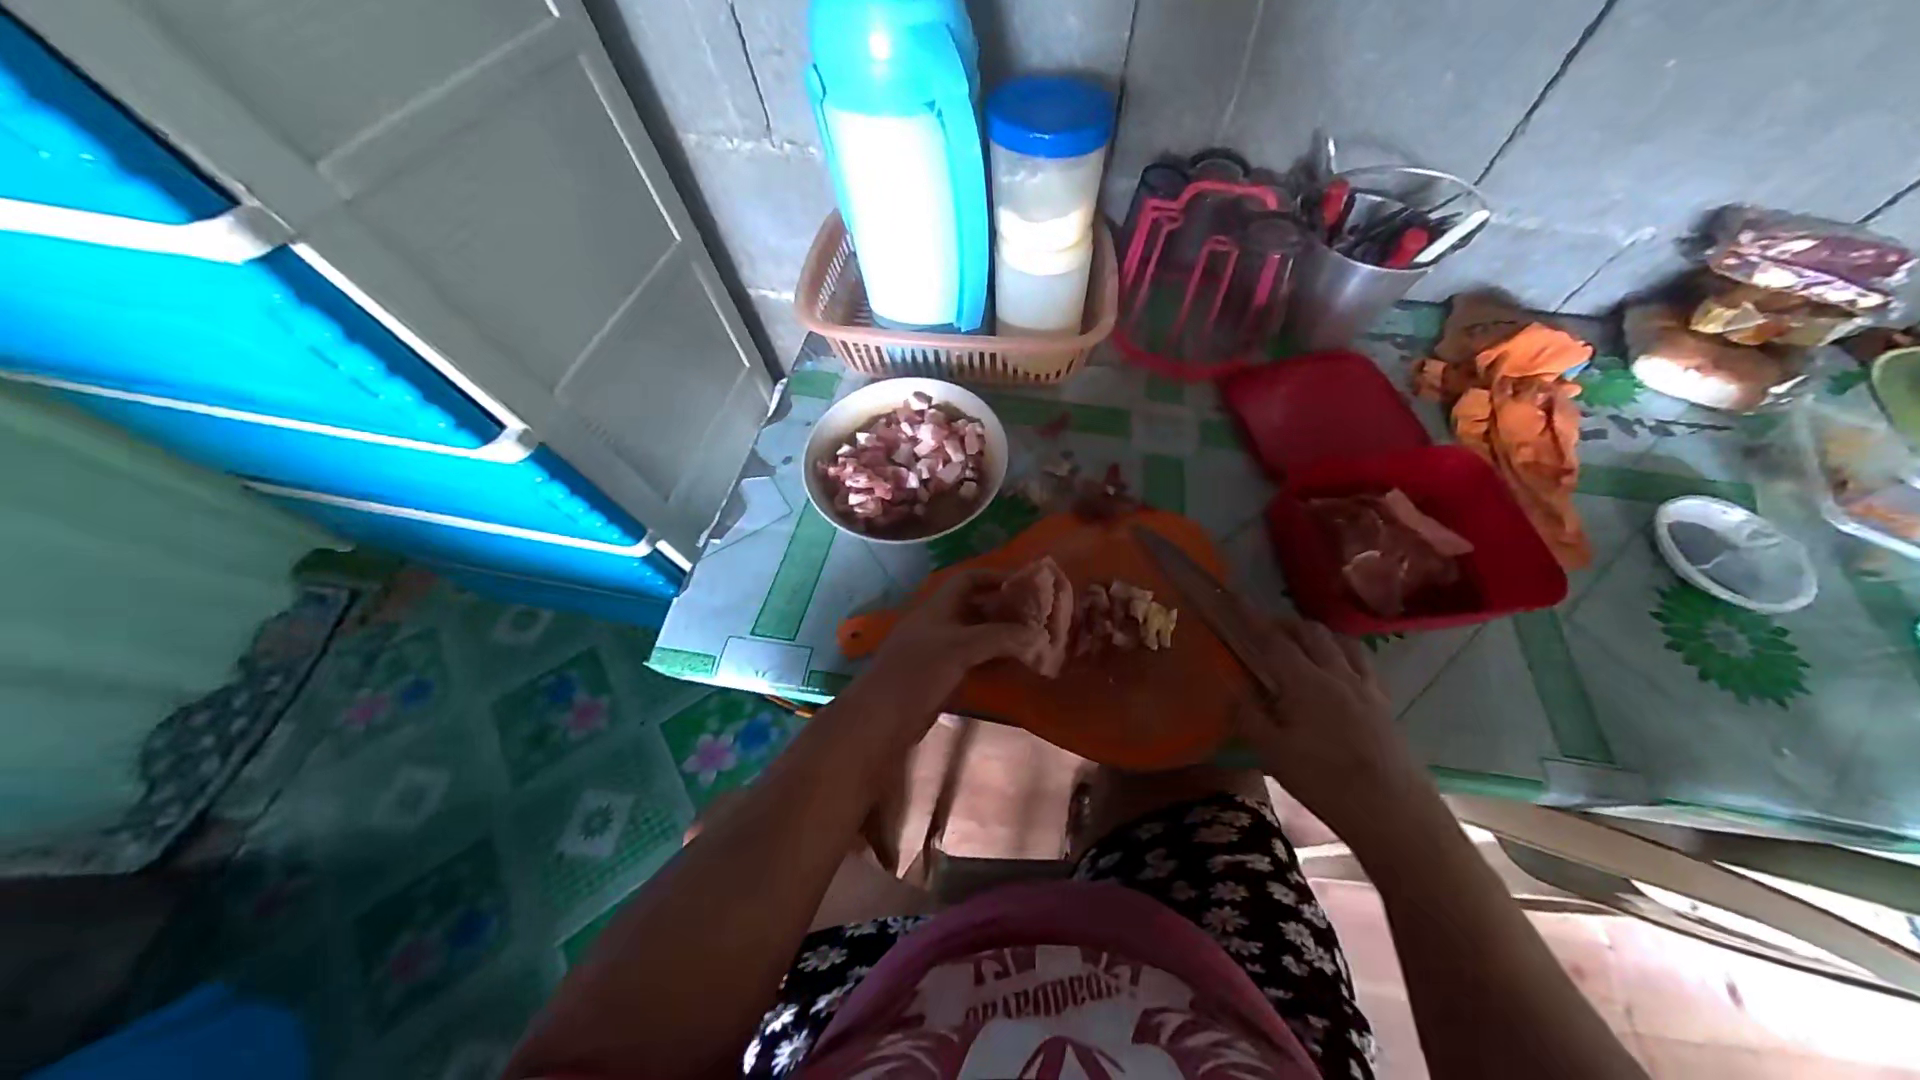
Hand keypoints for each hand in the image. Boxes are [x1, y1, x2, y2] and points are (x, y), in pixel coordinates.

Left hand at [867, 568, 1049, 696]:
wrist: (881, 719)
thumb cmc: (917, 672)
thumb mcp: (960, 647)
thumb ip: (1000, 637)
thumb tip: (1039, 636)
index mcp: (938, 607)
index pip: (969, 579)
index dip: (996, 576)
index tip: (1027, 585)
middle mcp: (939, 623)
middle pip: (976, 607)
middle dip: (1006, 610)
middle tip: (1038, 618)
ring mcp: (939, 651)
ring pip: (977, 635)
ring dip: (1003, 637)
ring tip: (1034, 642)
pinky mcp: (941, 676)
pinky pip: (974, 660)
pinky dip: (994, 659)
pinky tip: (1014, 666)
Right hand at [1235, 617, 1433, 840]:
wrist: (1393, 811)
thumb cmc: (1324, 781)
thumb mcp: (1272, 752)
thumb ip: (1248, 715)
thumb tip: (1233, 688)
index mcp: (1305, 682)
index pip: (1273, 640)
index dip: (1252, 618)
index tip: (1236, 599)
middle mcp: (1337, 674)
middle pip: (1312, 633)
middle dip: (1287, 623)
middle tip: (1267, 627)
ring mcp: (1366, 688)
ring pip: (1343, 643)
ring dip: (1320, 635)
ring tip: (1305, 642)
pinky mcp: (1385, 706)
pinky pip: (1364, 665)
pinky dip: (1346, 655)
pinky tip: (1341, 671)